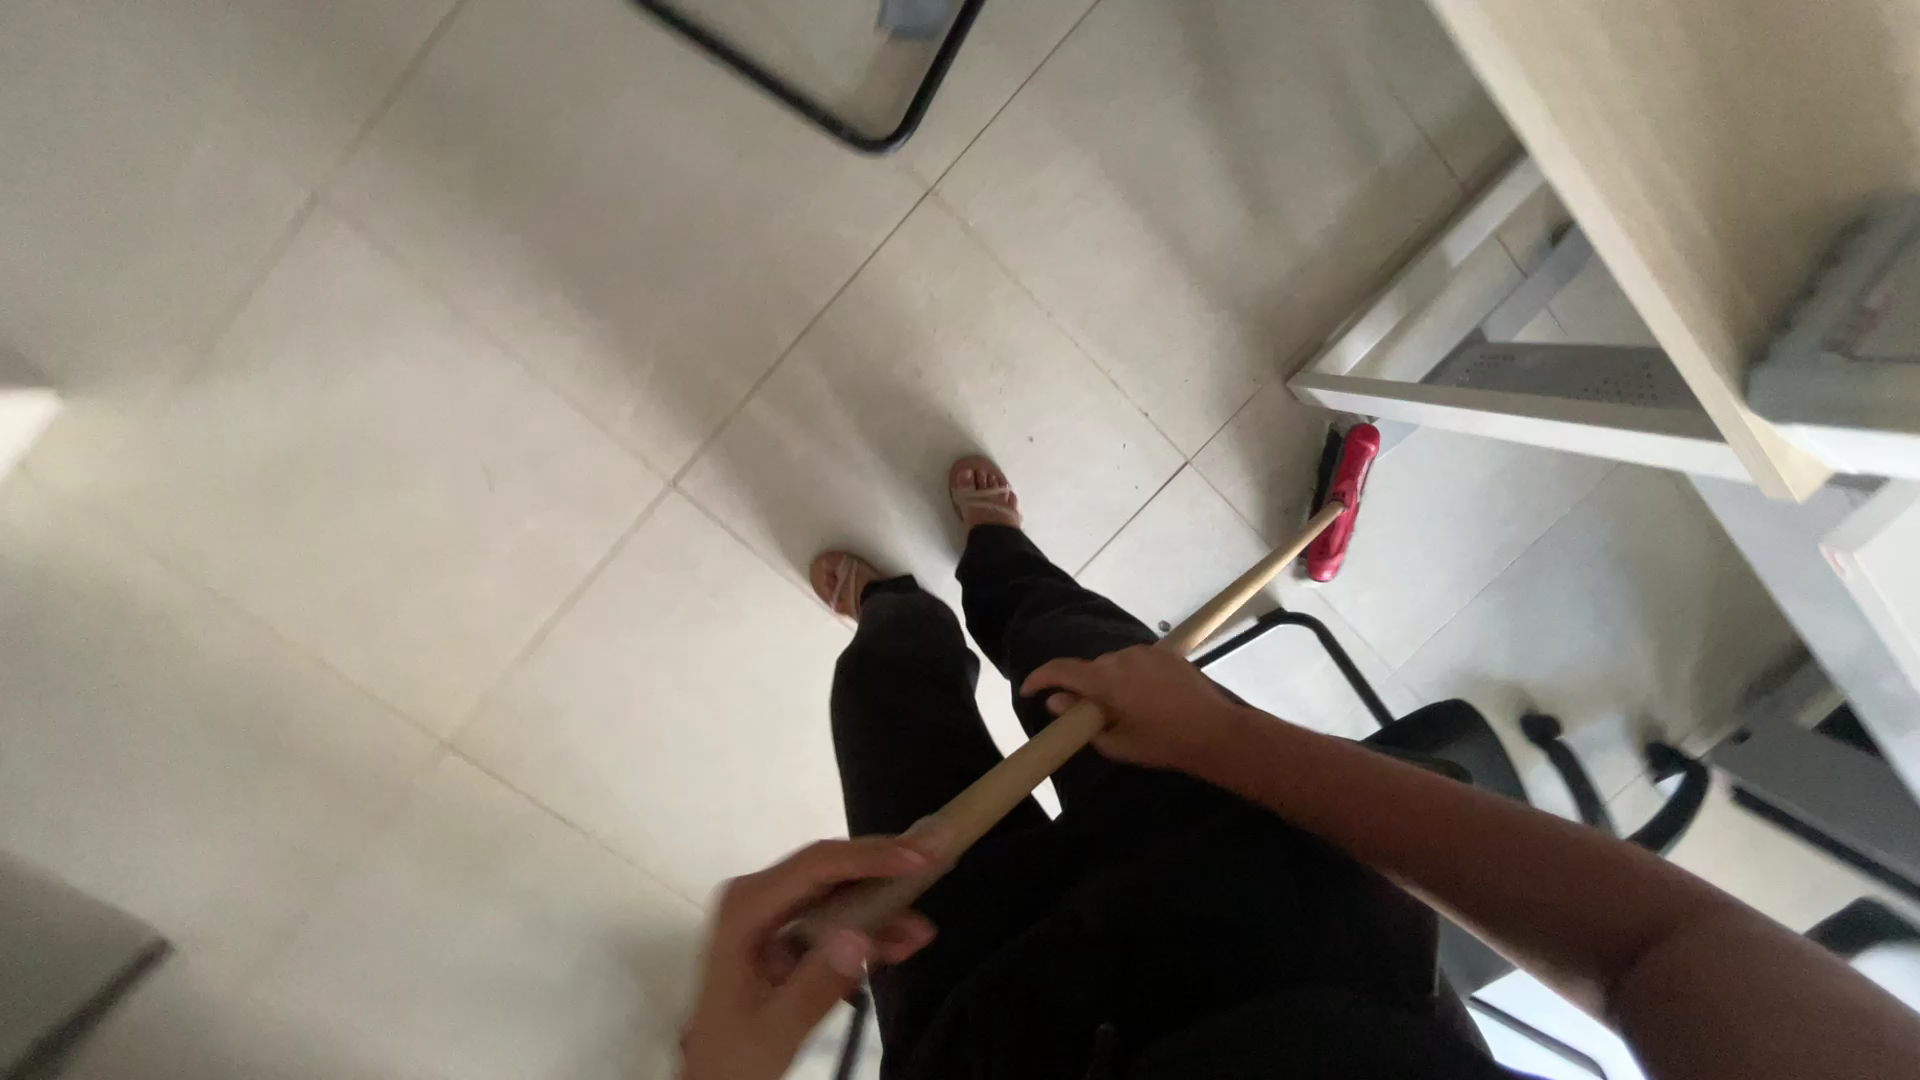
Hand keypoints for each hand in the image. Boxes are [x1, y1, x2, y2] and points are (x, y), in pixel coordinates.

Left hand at [680, 839, 936, 1079]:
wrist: (713, 1079)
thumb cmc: (734, 1058)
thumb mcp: (773, 1031)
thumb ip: (814, 986)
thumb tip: (860, 937)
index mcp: (747, 907)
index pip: (817, 865)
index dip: (870, 857)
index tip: (917, 858)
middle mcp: (760, 895)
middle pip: (832, 867)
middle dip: (884, 872)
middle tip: (934, 865)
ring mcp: (776, 910)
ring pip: (841, 890)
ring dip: (883, 906)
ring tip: (921, 929)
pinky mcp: (790, 929)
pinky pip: (838, 916)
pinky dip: (872, 928)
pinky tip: (903, 942)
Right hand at [1021, 645, 1251, 774]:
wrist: (1217, 732)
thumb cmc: (1163, 743)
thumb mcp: (1117, 742)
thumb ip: (1081, 720)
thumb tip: (1057, 702)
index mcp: (1105, 679)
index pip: (1060, 669)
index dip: (1039, 678)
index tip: (1028, 690)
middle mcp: (1121, 657)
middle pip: (1089, 668)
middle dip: (1083, 688)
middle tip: (1089, 714)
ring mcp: (1145, 652)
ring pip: (1113, 665)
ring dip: (1110, 682)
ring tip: (1126, 709)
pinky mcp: (1165, 653)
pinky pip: (1135, 663)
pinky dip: (1132, 677)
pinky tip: (1148, 699)